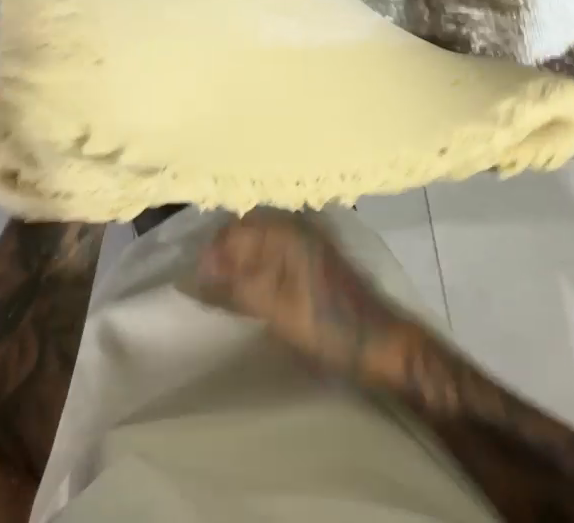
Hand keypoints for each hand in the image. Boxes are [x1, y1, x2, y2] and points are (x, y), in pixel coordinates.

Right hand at [192, 209, 405, 377]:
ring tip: (222, 290)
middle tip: (205, 285)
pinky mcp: (314, 259)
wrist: (383, 346)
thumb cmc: (329, 326)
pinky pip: (272, 252)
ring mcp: (308, 241)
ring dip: (238, 261)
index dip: (210, 253)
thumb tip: (190, 275)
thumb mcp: (274, 309)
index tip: (195, 281)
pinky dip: (255, 267)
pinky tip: (249, 290)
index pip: (232, 228)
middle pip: (244, 230)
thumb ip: (231, 287)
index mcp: (286, 230)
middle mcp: (297, 226)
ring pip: (258, 241)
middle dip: (221, 254)